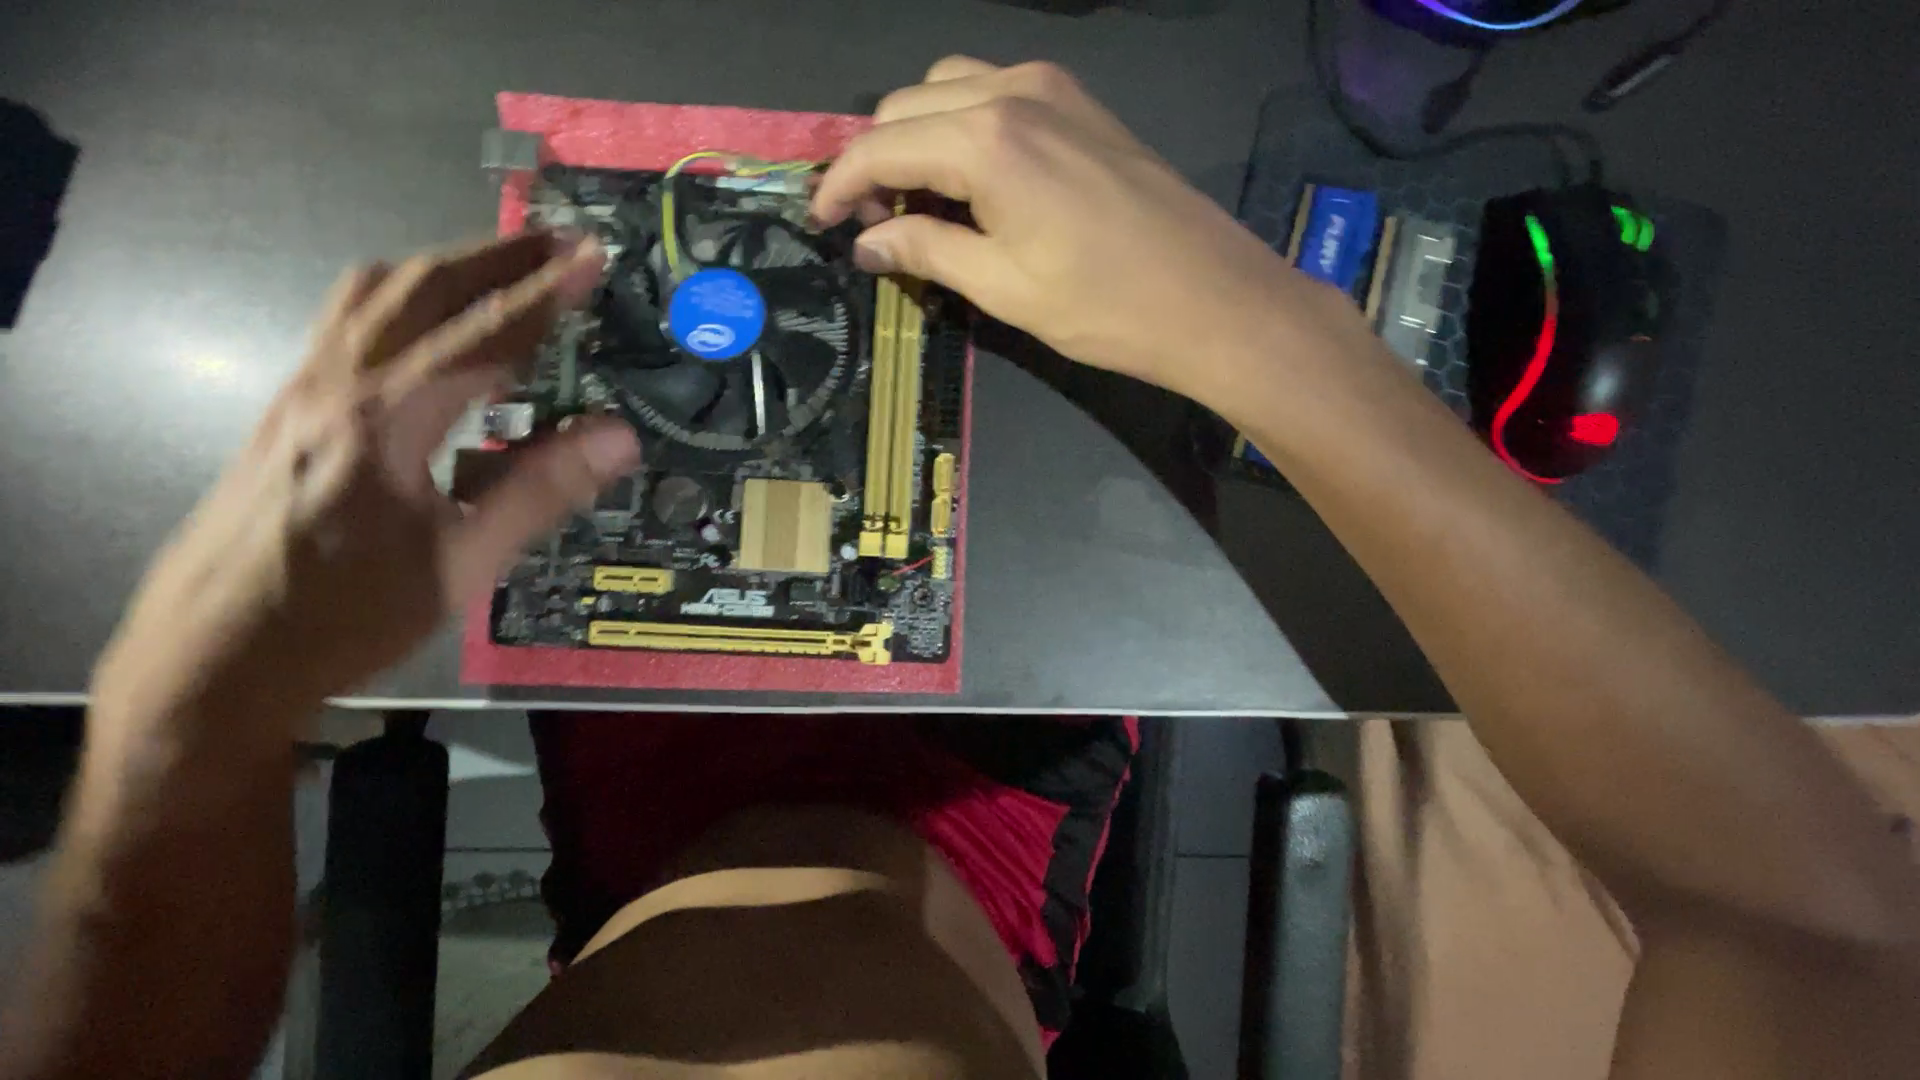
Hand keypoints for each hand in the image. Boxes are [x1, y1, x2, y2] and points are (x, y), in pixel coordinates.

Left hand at [91, 232, 638, 732]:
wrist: (212, 658)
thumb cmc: (345, 617)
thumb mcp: (459, 566)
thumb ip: (539, 492)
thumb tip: (619, 434)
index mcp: (386, 422)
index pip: (482, 336)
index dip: (544, 293)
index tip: (591, 254)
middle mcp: (335, 386)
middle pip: (419, 289)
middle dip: (495, 256)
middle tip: (559, 241)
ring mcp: (300, 391)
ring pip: (369, 294)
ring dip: (443, 265)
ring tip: (501, 264)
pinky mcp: (284, 408)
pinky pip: (346, 320)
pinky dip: (401, 295)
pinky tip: (426, 322)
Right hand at [812, 56, 1332, 406]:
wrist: (1209, 298)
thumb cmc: (1103, 306)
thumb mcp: (1002, 287)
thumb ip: (926, 250)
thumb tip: (867, 242)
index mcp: (987, 138)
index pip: (883, 144)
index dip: (841, 184)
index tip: (819, 223)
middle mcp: (1014, 90)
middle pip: (908, 105)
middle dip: (877, 160)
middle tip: (873, 225)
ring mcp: (1053, 88)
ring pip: (950, 89)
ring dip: (919, 136)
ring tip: (919, 201)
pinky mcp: (1081, 103)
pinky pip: (997, 92)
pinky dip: (964, 126)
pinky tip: (970, 179)